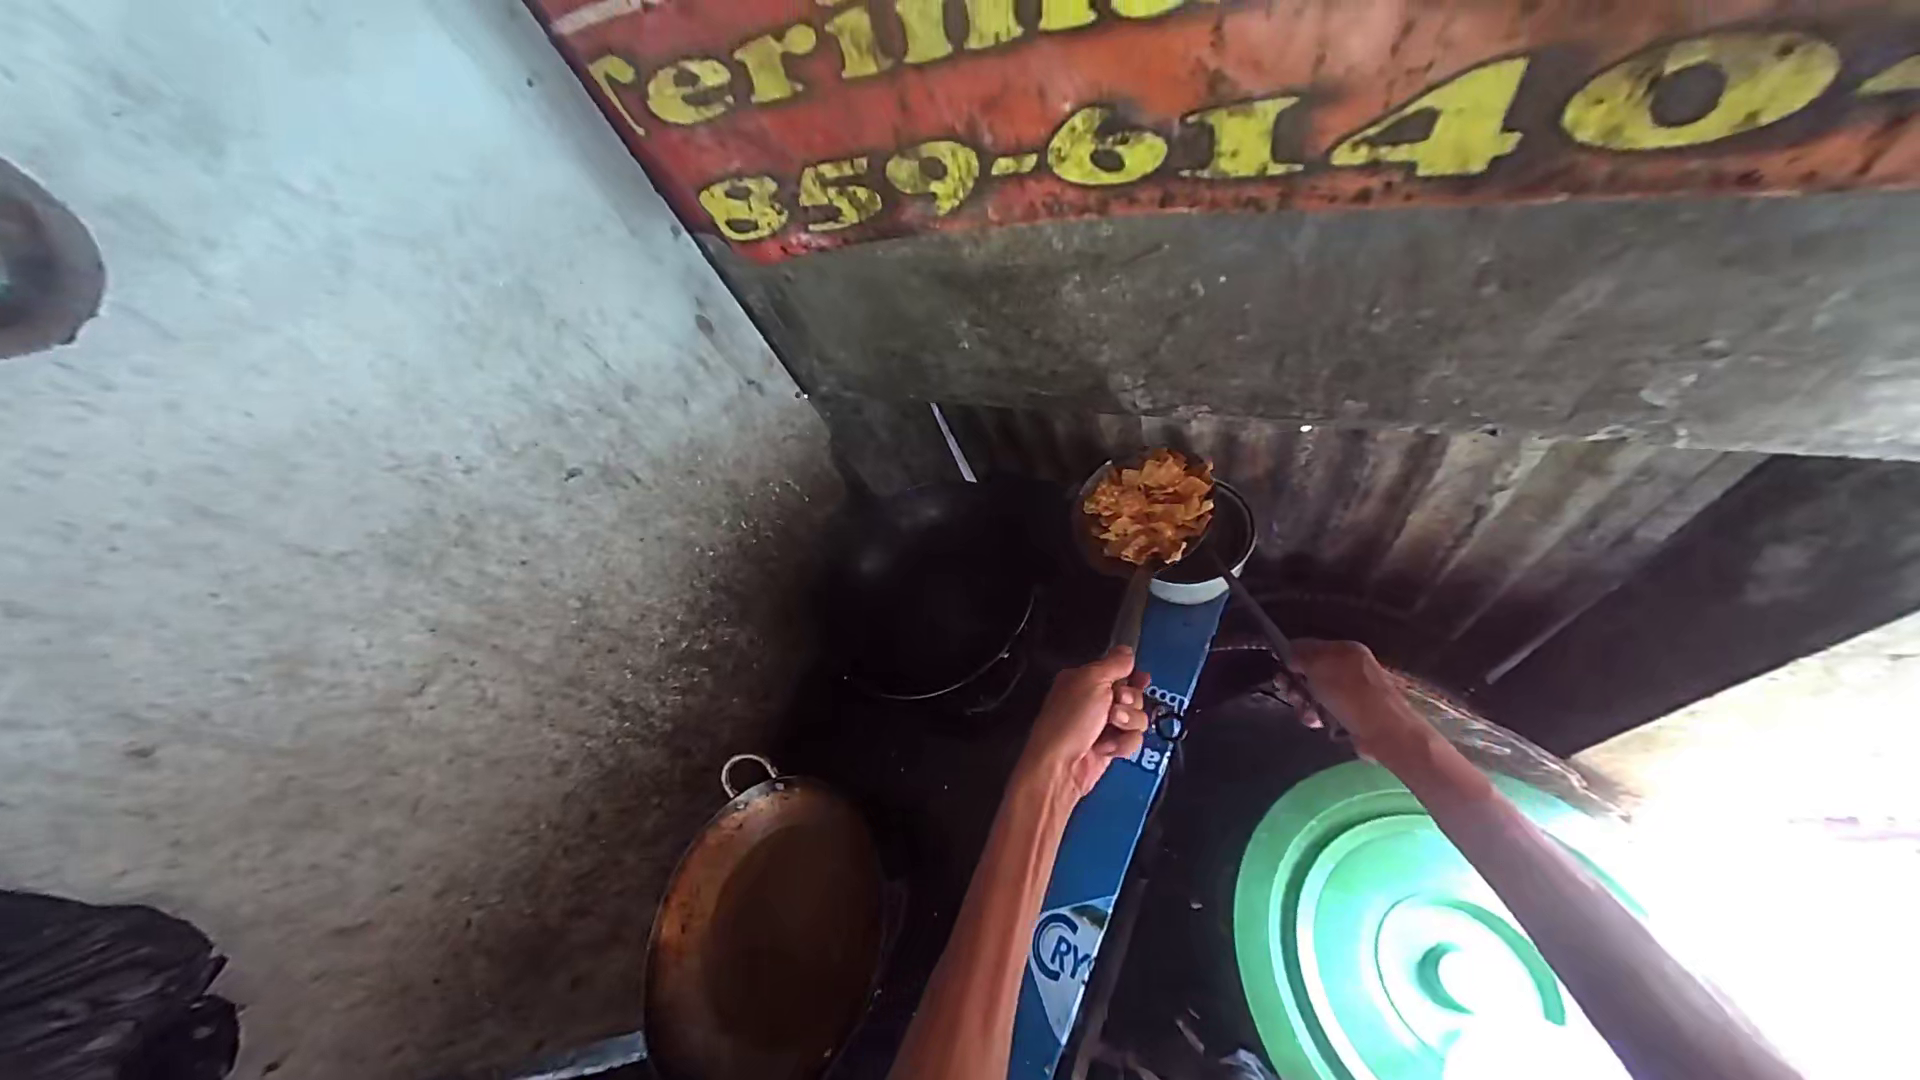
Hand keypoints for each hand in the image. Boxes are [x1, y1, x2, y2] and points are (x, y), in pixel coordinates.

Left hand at [1018, 646, 1151, 802]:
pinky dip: (1123, 743)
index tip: (1141, 679)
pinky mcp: (1110, 746)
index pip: (1118, 669)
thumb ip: (1113, 664)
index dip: (1132, 675)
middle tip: (1114, 708)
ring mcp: (1103, 724)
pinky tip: (1107, 747)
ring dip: (1128, 724)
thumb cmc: (1069, 720)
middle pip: (1134, 694)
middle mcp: (1094, 700)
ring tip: (1110, 727)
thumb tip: (1126, 651)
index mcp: (1085, 679)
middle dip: (1130, 701)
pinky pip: (1133, 740)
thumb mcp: (1092, 681)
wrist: (1061, 766)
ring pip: (1138, 718)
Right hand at [1287, 640, 1437, 766]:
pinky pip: (1323, 710)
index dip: (1290, 656)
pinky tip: (1316, 720)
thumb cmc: (1350, 693)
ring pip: (1313, 693)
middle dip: (1294, 683)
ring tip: (1306, 711)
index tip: (1281, 670)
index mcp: (1345, 650)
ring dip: (1303, 702)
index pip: (1308, 646)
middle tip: (1290, 693)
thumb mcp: (1317, 665)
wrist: (1384, 732)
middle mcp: (1349, 668)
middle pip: (1308, 671)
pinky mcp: (1351, 714)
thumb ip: (1299, 655)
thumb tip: (1290, 657)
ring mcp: (1351, 692)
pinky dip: (1315, 715)